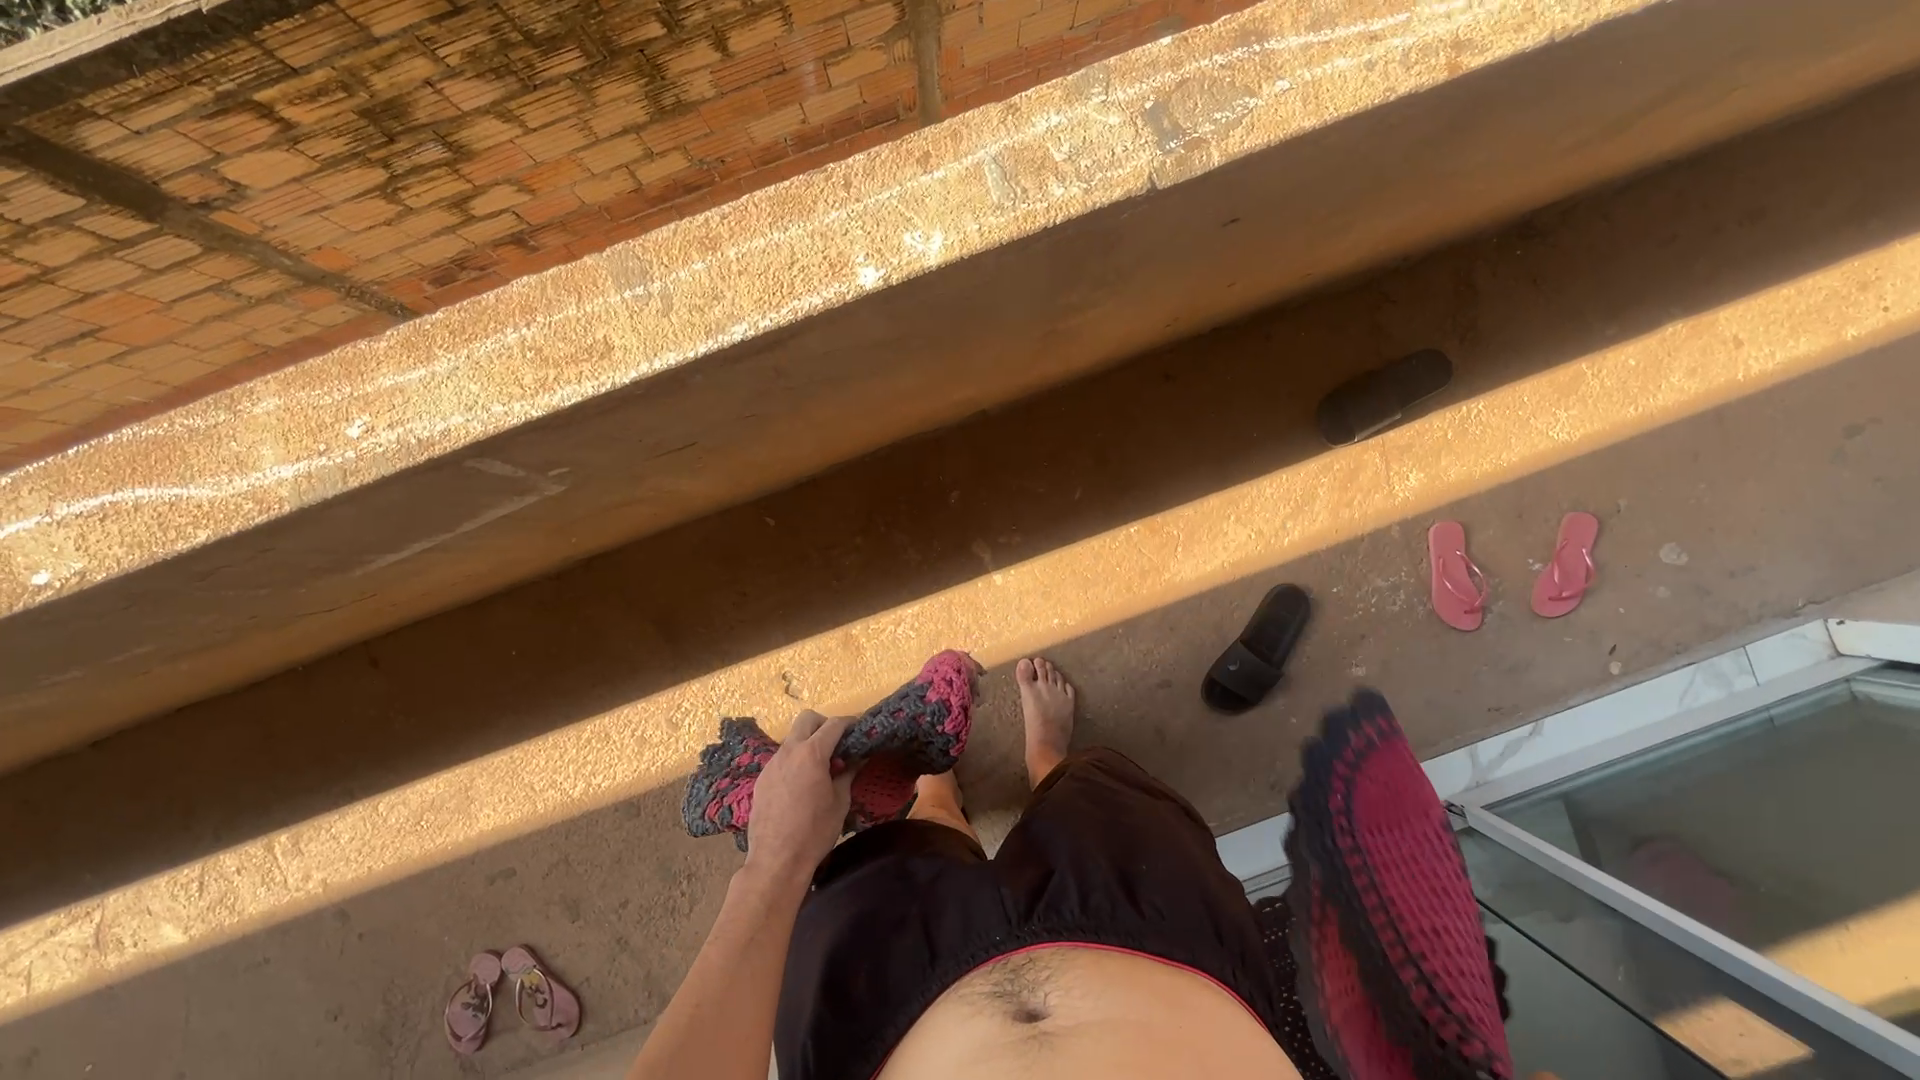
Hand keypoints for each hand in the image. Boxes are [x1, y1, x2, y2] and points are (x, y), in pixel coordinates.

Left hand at [744, 711, 856, 885]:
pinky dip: (795, 763)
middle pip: (806, 720)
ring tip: (820, 770)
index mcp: (811, 754)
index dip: (849, 723)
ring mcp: (771, 765)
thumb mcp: (839, 802)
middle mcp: (788, 752)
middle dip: (824, 724)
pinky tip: (801, 786)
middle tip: (837, 744)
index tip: (859, 729)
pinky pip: (781, 760)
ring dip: (808, 745)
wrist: (777, 860)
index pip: (833, 724)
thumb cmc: (815, 831)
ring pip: (792, 740)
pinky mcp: (761, 780)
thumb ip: (848, 774)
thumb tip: (857, 759)